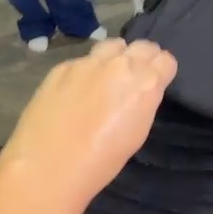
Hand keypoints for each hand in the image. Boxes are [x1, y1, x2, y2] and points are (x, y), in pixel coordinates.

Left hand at [0, 39, 175, 213]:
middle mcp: (121, 65)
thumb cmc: (100, 162)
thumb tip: (139, 92)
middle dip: (143, 58)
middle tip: (133, 78)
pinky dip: (85, 71)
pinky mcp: (62, 67)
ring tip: (105, 78)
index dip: (161, 71)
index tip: (155, 82)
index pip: (166, 60)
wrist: (46, 168)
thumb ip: (144, 102)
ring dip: (115, 57)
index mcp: (146, 84)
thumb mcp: (137, 133)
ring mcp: (89, 63)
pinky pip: (83, 60)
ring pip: (113, 45)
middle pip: (143, 46)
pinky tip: (74, 92)